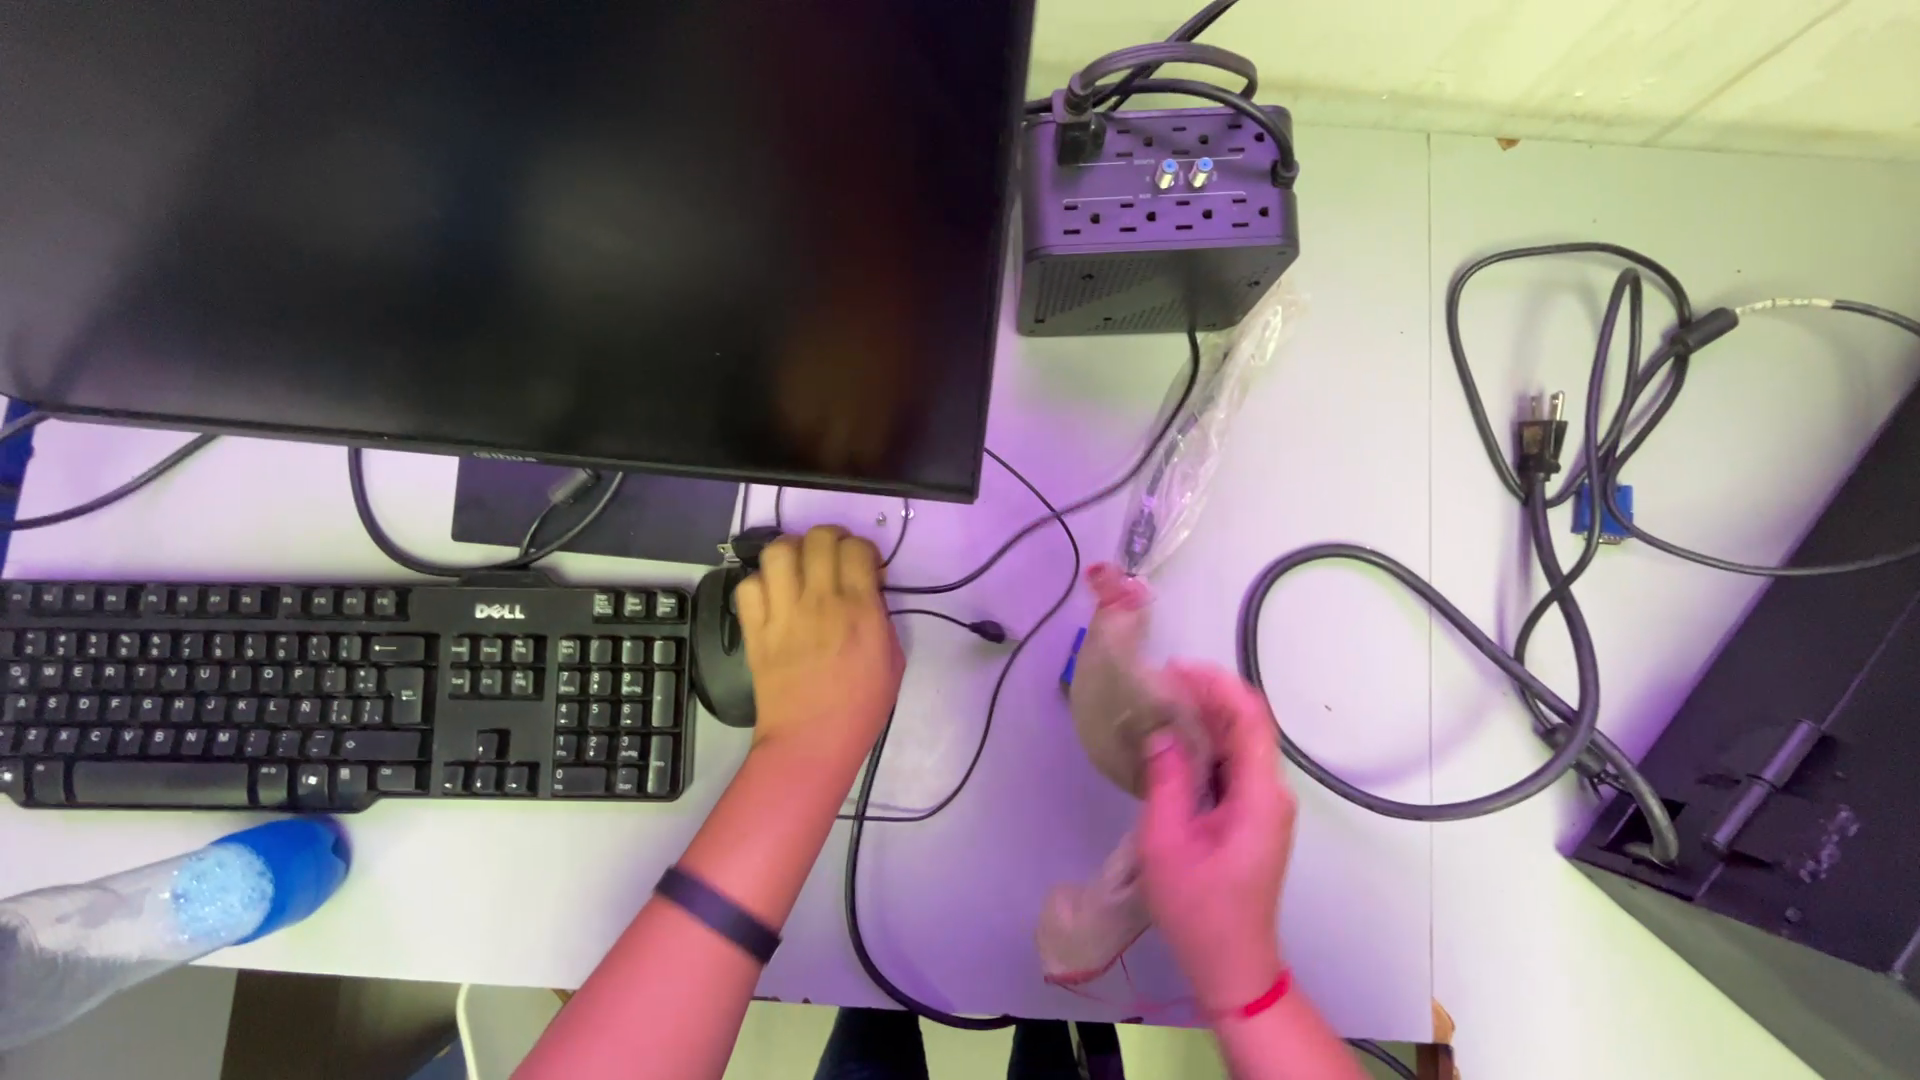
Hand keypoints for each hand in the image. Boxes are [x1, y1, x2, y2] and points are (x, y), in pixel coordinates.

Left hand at [733, 526, 903, 767]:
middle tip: (834, 558)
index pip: (857, 548)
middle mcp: (819, 602)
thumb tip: (867, 591)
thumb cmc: (860, 706)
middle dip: (831, 539)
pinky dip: (761, 583)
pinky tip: (774, 596)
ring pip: (778, 551)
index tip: (865, 567)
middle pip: (818, 538)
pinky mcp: (755, 629)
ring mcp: (783, 613)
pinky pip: (748, 585)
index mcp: (859, 610)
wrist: (810, 742)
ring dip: (793, 551)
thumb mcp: (892, 659)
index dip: (863, 549)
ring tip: (800, 568)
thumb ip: (880, 617)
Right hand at [1138, 663, 1294, 1013]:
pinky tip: (1176, 736)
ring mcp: (1266, 804)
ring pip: (1242, 741)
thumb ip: (1166, 779)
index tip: (1175, 669)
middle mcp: (1272, 792)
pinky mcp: (1253, 814)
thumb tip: (1163, 732)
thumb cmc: (1198, 909)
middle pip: (1249, 723)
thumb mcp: (1168, 842)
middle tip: (1159, 680)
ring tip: (1162, 699)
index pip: (1249, 718)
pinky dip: (1208, 740)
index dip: (1216, 684)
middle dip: (1208, 693)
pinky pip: (1235, 762)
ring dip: (1206, 714)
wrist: (1233, 966)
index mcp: (1260, 795)